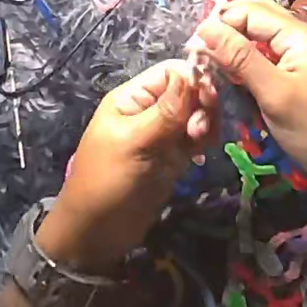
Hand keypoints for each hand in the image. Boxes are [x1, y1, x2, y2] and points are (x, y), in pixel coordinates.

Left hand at [40, 60, 215, 270]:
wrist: (97, 233)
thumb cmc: (107, 181)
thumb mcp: (134, 142)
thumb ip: (166, 111)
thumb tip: (192, 73)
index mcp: (132, 97)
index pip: (171, 72)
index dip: (193, 78)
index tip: (208, 96)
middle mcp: (150, 110)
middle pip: (189, 91)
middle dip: (202, 103)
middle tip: (200, 128)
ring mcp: (163, 134)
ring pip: (196, 114)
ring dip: (206, 122)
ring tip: (201, 141)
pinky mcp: (174, 156)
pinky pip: (197, 137)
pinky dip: (205, 139)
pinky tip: (203, 150)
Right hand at [192, 0, 306, 186]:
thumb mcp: (274, 94)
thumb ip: (240, 58)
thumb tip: (204, 28)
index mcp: (299, 33)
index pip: (249, 11)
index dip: (219, 24)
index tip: (192, 50)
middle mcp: (300, 34)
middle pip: (254, 14)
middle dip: (225, 28)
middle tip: (199, 54)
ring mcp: (300, 52)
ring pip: (258, 33)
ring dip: (233, 43)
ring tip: (210, 64)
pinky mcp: (298, 70)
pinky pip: (265, 51)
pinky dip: (245, 58)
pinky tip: (230, 74)